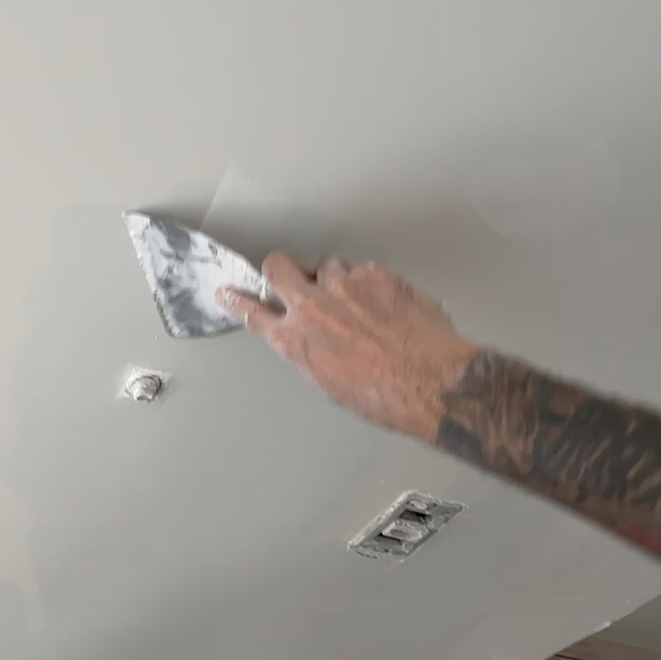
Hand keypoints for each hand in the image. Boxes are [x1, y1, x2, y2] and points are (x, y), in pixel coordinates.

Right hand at [220, 253, 478, 440]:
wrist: (431, 382)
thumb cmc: (383, 395)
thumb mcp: (327, 382)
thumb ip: (306, 350)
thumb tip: (306, 339)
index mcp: (293, 340)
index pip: (252, 311)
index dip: (238, 299)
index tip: (229, 291)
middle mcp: (312, 307)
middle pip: (278, 266)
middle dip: (280, 269)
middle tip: (292, 277)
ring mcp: (344, 286)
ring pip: (327, 264)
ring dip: (334, 278)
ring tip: (356, 301)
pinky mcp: (377, 275)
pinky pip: (364, 270)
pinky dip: (370, 284)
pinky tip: (384, 304)